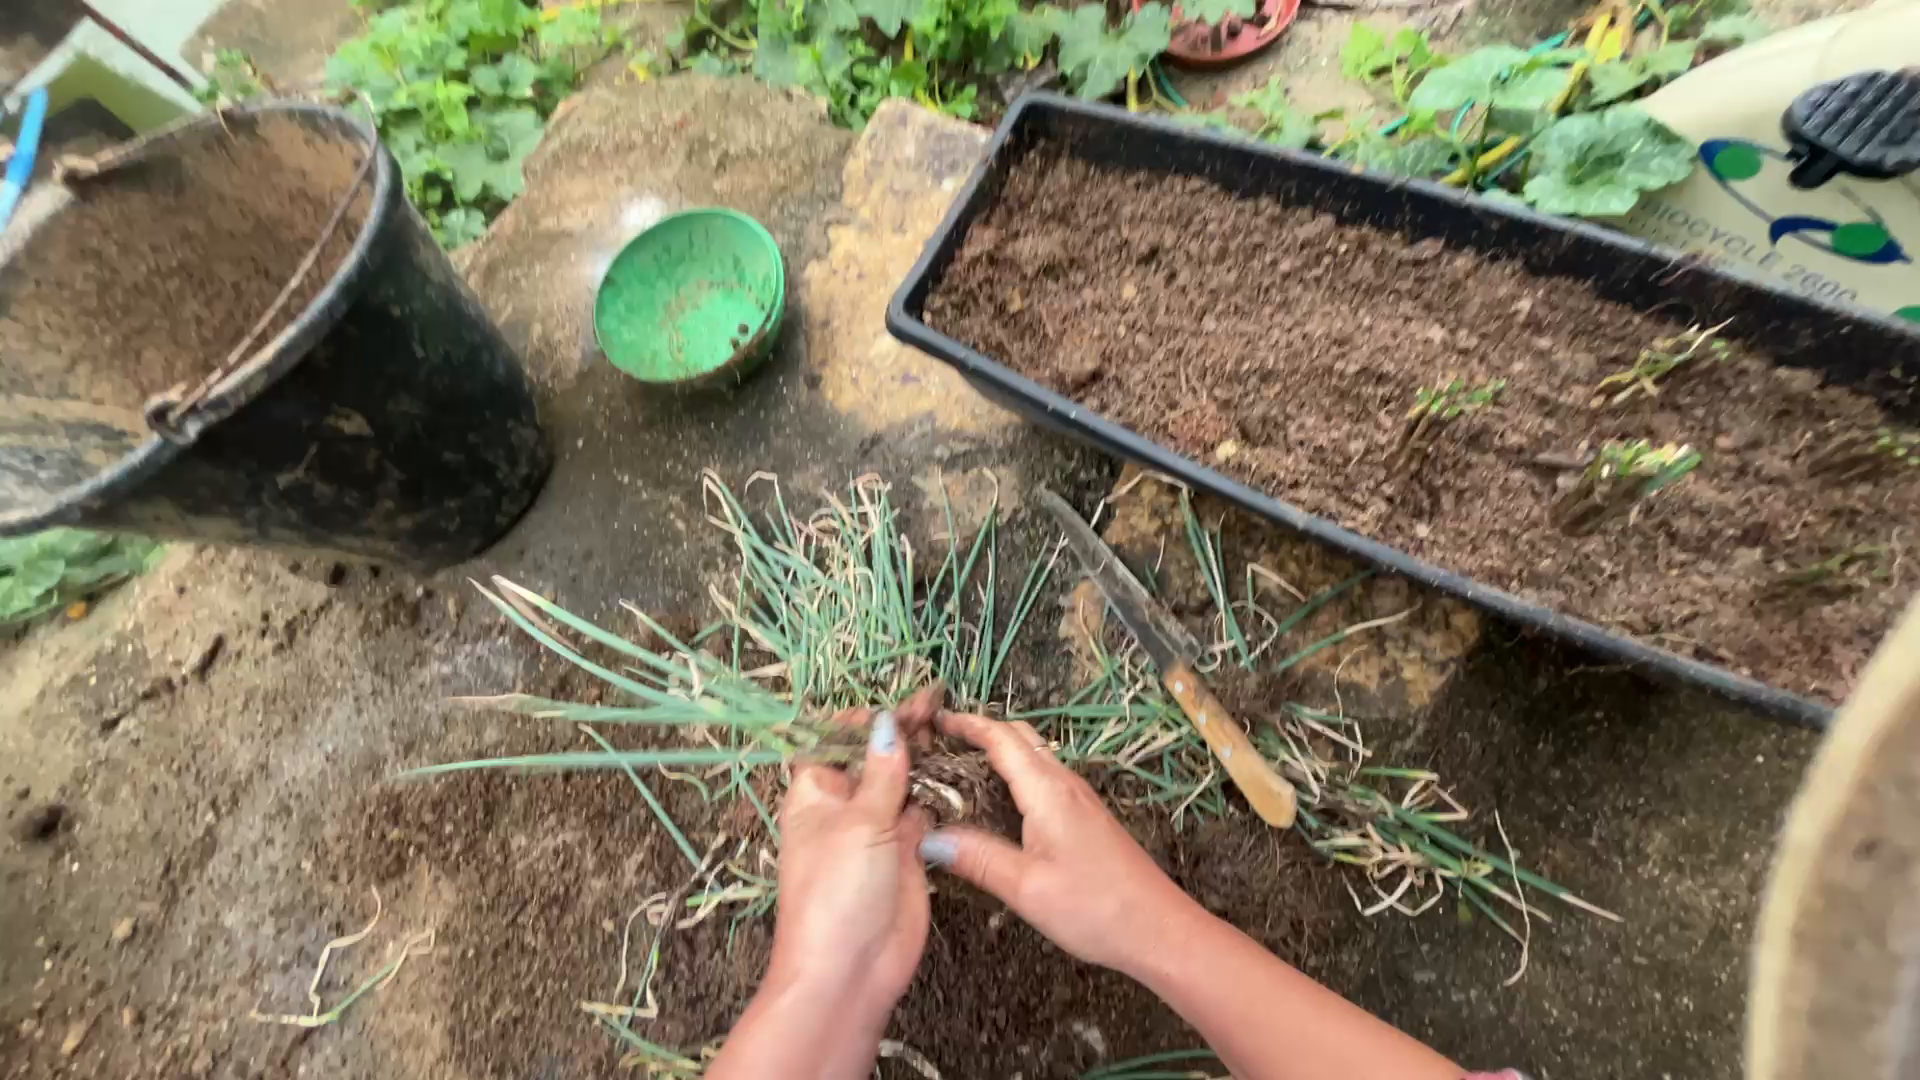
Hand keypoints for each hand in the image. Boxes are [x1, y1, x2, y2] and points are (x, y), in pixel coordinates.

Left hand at [767, 695, 935, 1025]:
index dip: (862, 720)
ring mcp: (878, 827)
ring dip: (921, 755)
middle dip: (899, 731)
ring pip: (901, 779)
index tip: (896, 704)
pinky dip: (937, 789)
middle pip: (872, 756)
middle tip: (934, 705)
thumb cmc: (836, 891)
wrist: (851, 971)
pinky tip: (956, 766)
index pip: (834, 741)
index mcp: (816, 792)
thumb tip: (887, 725)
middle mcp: (846, 805)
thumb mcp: (858, 823)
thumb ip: (881, 772)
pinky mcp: (907, 848)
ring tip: (948, 726)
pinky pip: (922, 809)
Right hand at [919, 710, 1204, 976]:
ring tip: (963, 763)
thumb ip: (978, 858)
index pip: (1000, 738)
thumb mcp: (1027, 888)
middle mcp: (1064, 781)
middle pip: (1019, 735)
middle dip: (981, 728)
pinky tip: (1000, 796)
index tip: (935, 720)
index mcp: (1046, 790)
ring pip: (1034, 753)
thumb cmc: (1094, 906)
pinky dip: (1016, 769)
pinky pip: (1044, 773)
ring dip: (999, 747)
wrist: (1159, 927)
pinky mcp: (1085, 812)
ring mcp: (1078, 795)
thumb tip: (929, 838)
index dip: (966, 724)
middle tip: (943, 739)